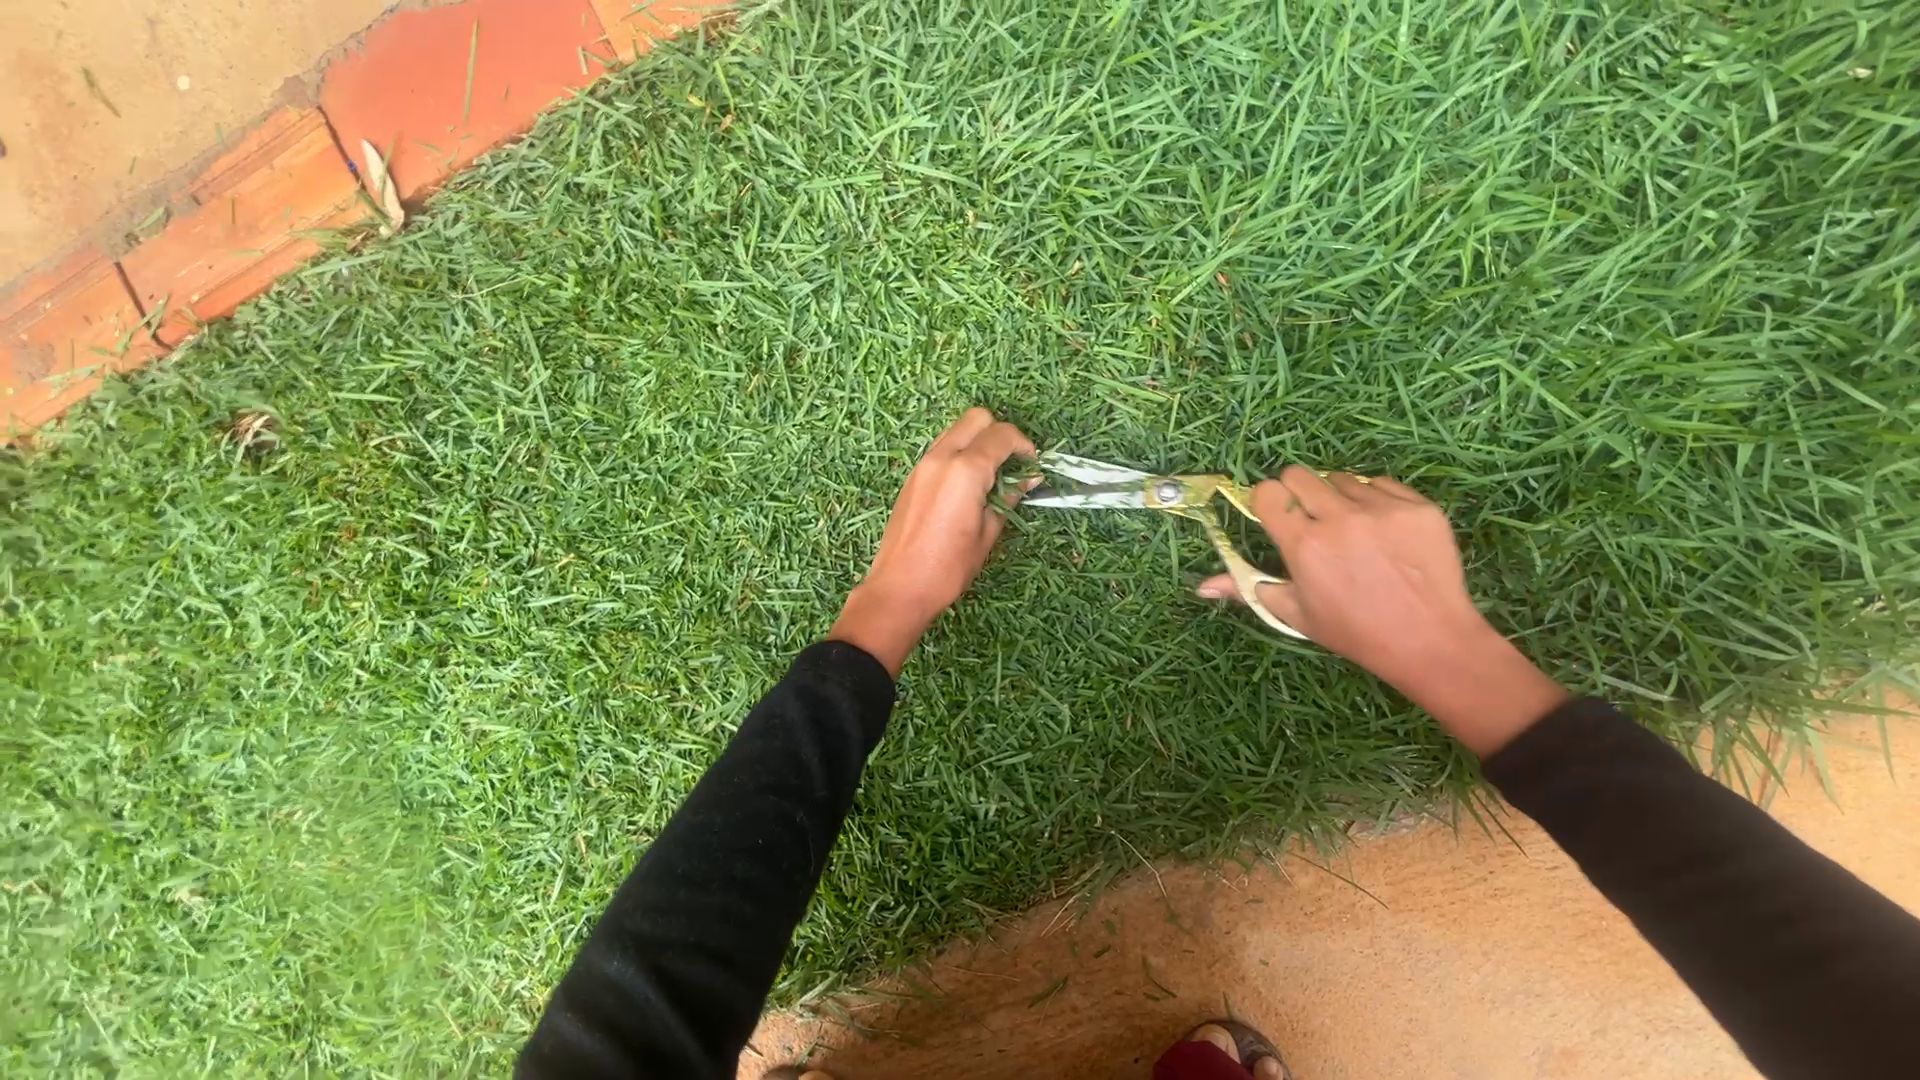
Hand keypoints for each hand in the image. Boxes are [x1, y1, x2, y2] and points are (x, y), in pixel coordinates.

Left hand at [830, 408, 1035, 675]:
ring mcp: (923, 465)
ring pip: (957, 430)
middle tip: (1013, 464)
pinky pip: (942, 448)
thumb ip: (1008, 497)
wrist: (900, 586)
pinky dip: (961, 453)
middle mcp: (941, 458)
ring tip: (992, 475)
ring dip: (978, 441)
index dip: (1024, 446)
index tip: (1032, 466)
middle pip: (977, 418)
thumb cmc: (949, 567)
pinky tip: (969, 485)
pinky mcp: (913, 477)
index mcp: (964, 471)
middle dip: (1000, 433)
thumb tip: (1029, 478)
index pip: (1001, 436)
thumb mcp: (988, 532)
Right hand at [1197, 467, 1565, 756]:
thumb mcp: (1294, 613)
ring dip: (1336, 497)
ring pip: (1340, 478)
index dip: (1267, 502)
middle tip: (1309, 519)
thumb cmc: (1352, 631)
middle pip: (1298, 474)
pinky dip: (1374, 501)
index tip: (1275, 517)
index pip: (1267, 493)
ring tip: (1351, 529)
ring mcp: (1382, 510)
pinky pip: (1381, 485)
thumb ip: (1246, 590)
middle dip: (1296, 492)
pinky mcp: (1417, 507)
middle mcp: (1339, 520)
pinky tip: (1382, 531)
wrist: (1429, 639)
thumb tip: (1201, 587)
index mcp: (1304, 546)